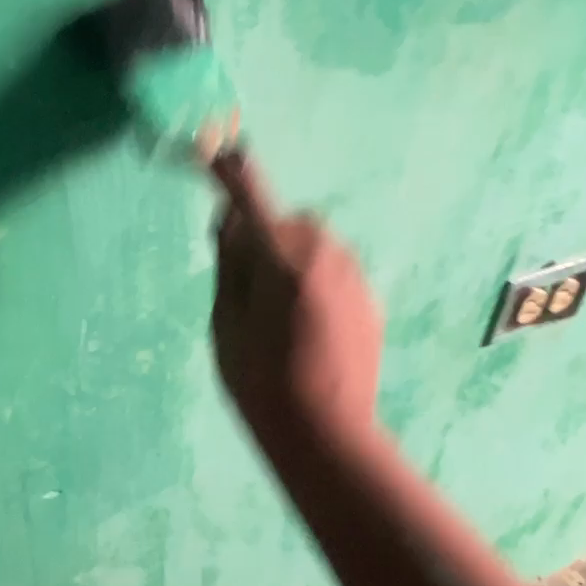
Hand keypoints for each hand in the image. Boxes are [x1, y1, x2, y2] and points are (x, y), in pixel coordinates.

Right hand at [209, 152, 382, 444]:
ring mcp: (355, 277)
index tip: (216, 150)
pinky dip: (313, 282)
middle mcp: (327, 255)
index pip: (251, 199)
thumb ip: (230, 266)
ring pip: (313, 246)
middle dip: (266, 237)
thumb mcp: (225, 325)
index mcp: (284, 259)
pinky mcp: (369, 299)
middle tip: (244, 284)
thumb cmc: (260, 383)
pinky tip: (305, 329)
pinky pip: (333, 272)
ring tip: (275, 317)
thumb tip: (231, 222)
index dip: (230, 175)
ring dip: (291, 260)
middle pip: (288, 223)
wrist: (326, 435)